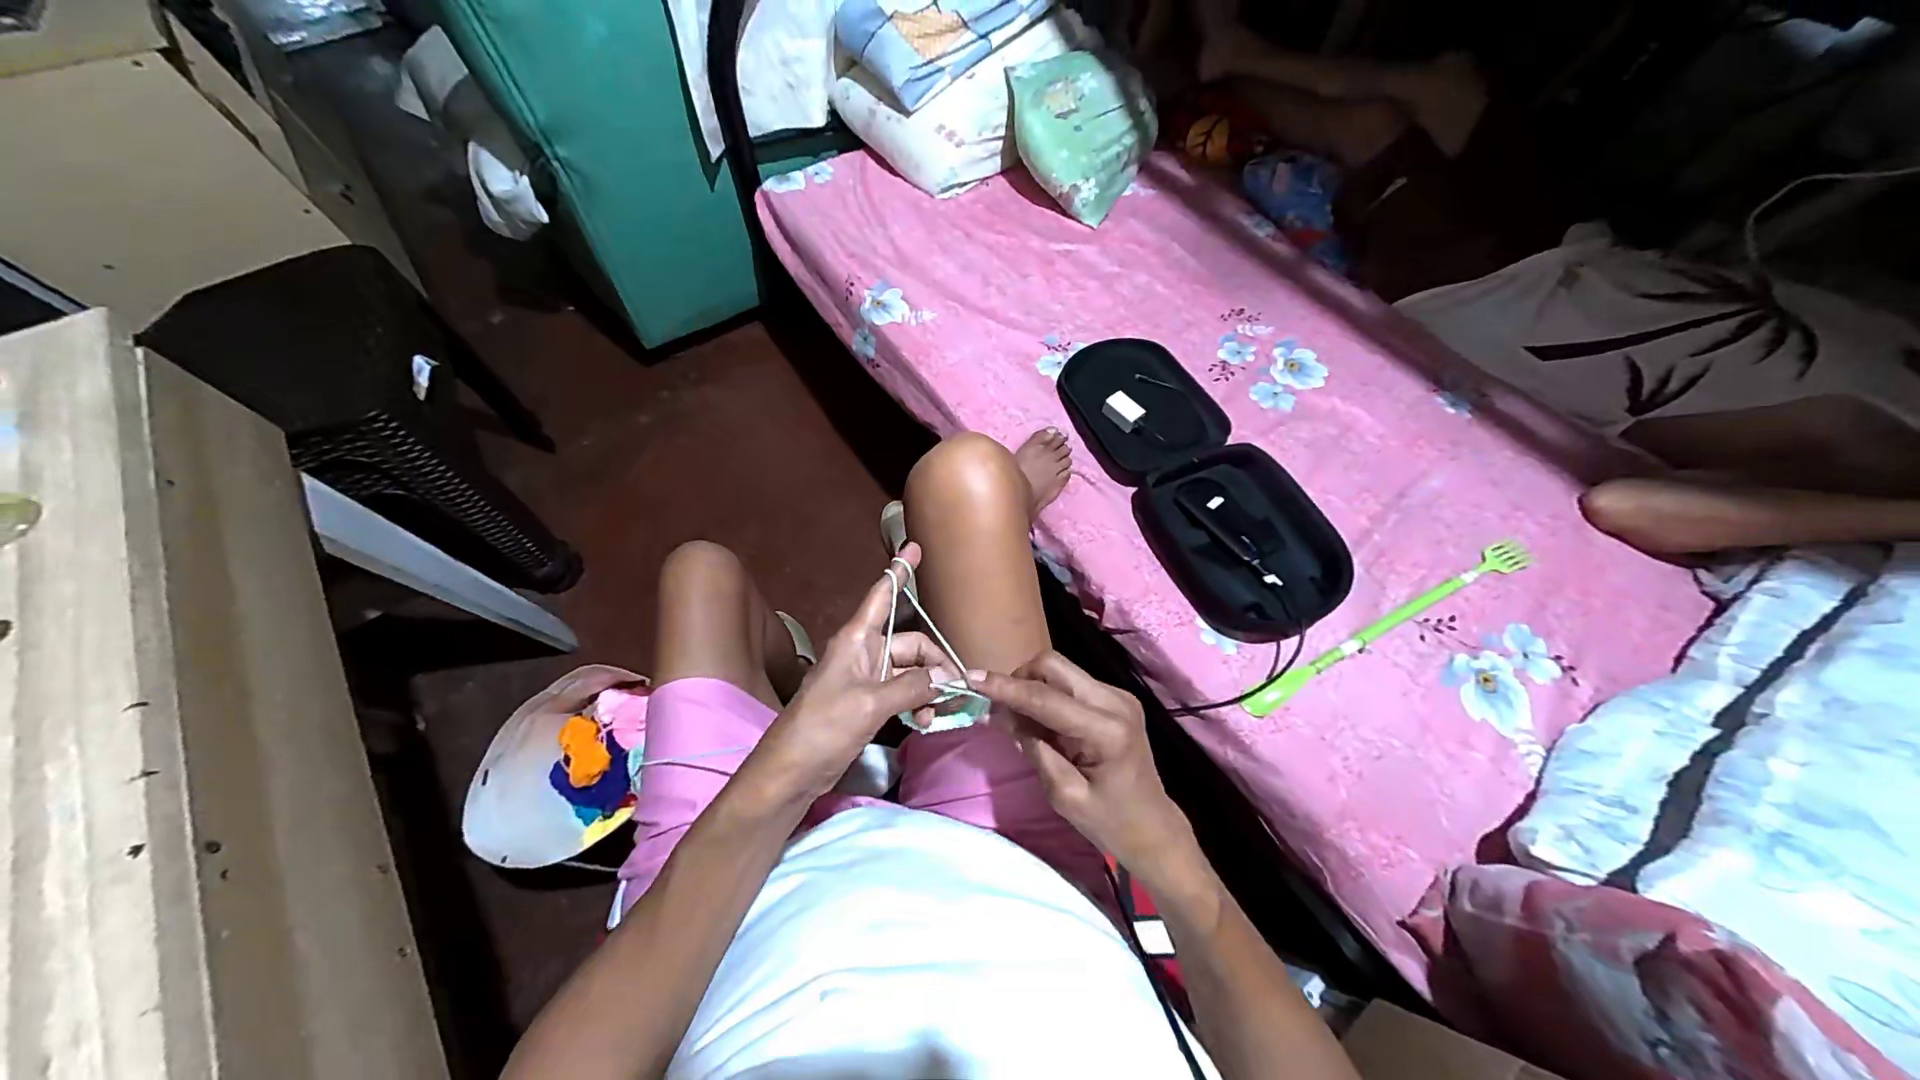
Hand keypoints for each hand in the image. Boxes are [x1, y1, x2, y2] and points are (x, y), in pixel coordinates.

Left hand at [746, 544, 945, 801]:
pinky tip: (924, 722)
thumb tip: (947, 678)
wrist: (791, 770)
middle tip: (956, 689)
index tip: (915, 546)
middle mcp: (864, 652)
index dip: (899, 571)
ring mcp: (866, 679)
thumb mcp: (870, 704)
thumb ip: (912, 686)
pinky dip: (917, 704)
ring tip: (936, 714)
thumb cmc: (824, 727)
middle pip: (911, 643)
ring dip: (928, 689)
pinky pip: (903, 692)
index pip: (882, 595)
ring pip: (911, 671)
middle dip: (936, 663)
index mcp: (857, 639)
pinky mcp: (868, 703)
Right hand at [971, 652, 1193, 871]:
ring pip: (1060, 669)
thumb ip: (1034, 748)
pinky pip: (1070, 682)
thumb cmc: (1109, 822)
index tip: (971, 678)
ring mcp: (1118, 695)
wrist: (1153, 828)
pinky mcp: (1115, 698)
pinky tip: (1043, 723)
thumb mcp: (1063, 795)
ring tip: (1021, 721)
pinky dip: (1047, 694)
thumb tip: (1004, 714)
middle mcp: (1115, 701)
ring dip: (1032, 686)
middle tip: (1002, 710)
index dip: (1005, 687)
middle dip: (1019, 679)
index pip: (1045, 698)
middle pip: (1053, 665)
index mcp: (1106, 731)